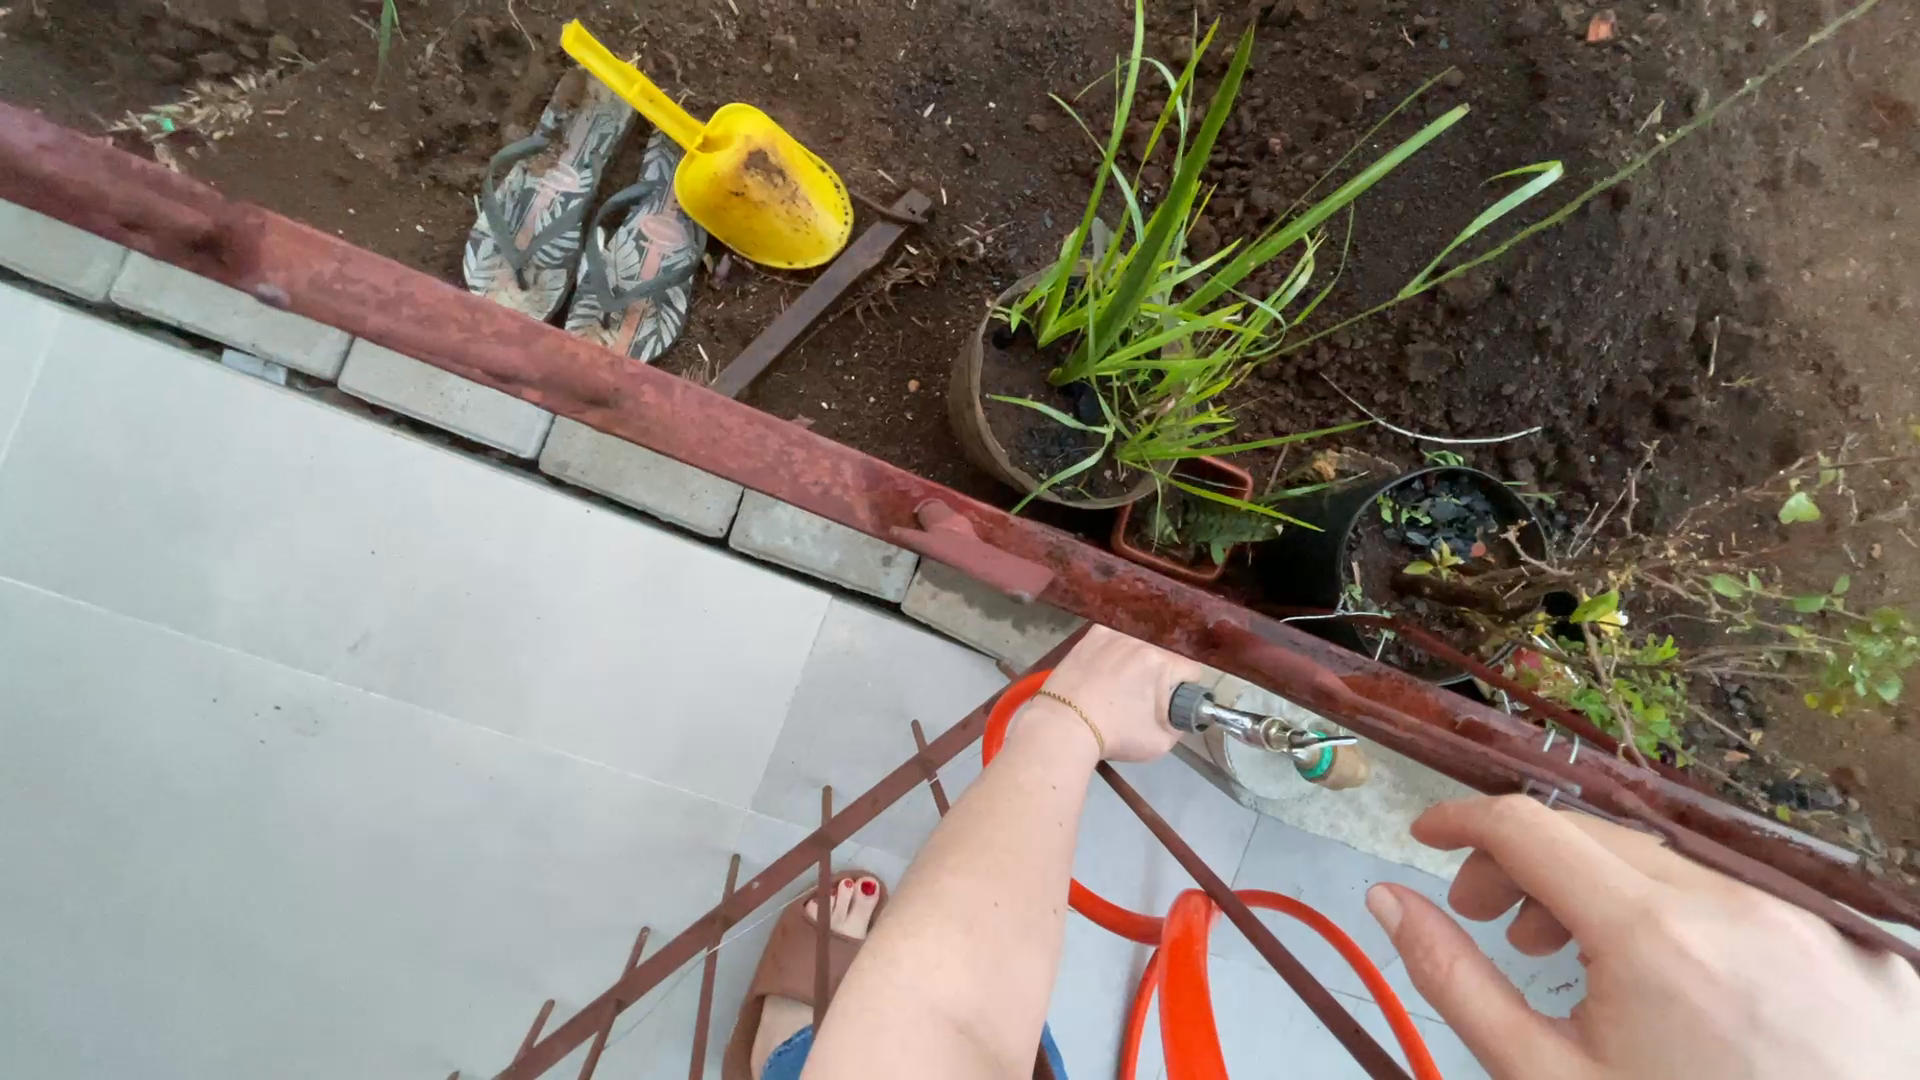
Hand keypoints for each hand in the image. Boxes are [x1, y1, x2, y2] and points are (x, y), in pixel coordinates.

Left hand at [1020, 625, 1208, 762]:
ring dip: (1136, 660)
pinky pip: (1114, 638)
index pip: (1191, 670)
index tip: (1171, 700)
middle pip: (1163, 655)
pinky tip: (1105, 667)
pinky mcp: (1091, 635)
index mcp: (1161, 662)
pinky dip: (1113, 650)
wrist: (1065, 725)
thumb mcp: (1161, 741)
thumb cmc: (1115, 735)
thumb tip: (1178, 713)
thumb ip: (1178, 723)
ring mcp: (1113, 634)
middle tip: (1143, 695)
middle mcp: (1140, 641)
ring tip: (1120, 682)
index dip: (1185, 688)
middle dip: (1160, 673)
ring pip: (1138, 645)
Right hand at [1367, 795, 1919, 1079]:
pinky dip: (1669, 911)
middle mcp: (1739, 906)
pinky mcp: (1872, 960)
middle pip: (1586, 835)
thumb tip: (1383, 896)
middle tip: (1485, 917)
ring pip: (1659, 862)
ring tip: (1565, 950)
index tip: (1423, 837)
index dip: (1459, 819)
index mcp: (1655, 933)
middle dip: (1515, 861)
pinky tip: (1664, 974)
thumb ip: (1450, 977)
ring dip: (1588, 884)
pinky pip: (1734, 899)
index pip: (1523, 823)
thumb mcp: (1545, 1078)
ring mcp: (1818, 930)